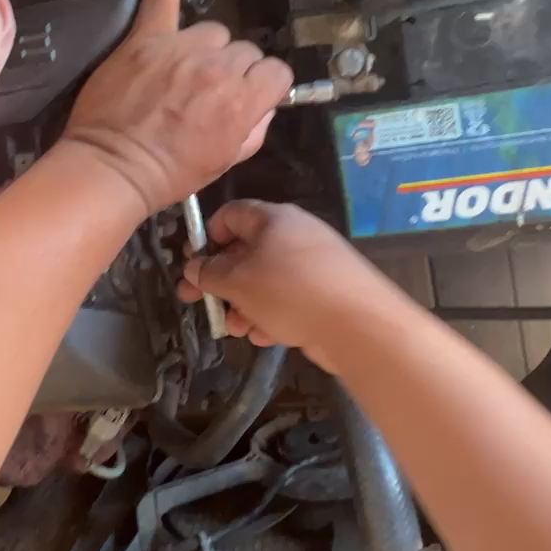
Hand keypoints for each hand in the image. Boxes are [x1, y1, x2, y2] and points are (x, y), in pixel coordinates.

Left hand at [59, 0, 292, 215]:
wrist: (113, 168)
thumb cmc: (170, 172)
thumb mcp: (227, 162)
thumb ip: (255, 128)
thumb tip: (262, 105)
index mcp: (242, 101)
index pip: (275, 73)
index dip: (264, 87)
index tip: (250, 98)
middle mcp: (217, 68)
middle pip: (243, 51)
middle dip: (233, 72)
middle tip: (207, 97)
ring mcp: (180, 48)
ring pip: (213, 32)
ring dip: (206, 50)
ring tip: (183, 76)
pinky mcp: (146, 38)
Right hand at [177, 200, 408, 369]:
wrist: (359, 325)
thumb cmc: (290, 291)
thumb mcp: (238, 281)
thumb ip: (209, 273)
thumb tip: (193, 266)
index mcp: (273, 219)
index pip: (230, 214)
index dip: (207, 236)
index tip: (192, 263)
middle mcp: (294, 235)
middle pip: (246, 251)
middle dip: (221, 280)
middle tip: (197, 302)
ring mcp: (313, 264)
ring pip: (265, 280)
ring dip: (243, 304)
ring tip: (236, 328)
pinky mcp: (326, 292)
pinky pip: (288, 298)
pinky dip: (271, 314)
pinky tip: (264, 336)